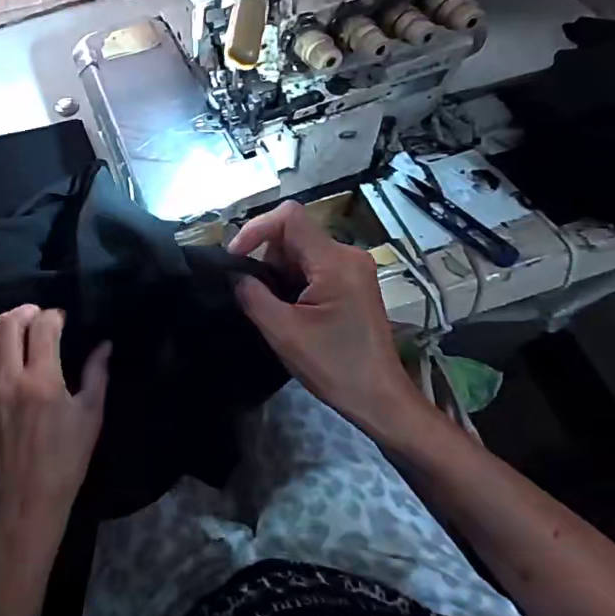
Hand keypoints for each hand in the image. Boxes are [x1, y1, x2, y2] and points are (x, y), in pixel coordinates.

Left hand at [0, 305, 110, 551]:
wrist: (26, 500)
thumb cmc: (66, 460)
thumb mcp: (90, 417)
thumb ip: (97, 375)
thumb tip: (104, 344)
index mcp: (42, 382)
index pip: (42, 326)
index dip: (53, 316)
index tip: (61, 320)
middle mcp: (8, 381)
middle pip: (7, 323)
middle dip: (25, 312)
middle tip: (37, 318)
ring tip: (13, 334)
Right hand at [230, 201, 429, 442]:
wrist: (380, 399)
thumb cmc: (334, 367)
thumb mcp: (283, 332)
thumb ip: (252, 295)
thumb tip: (234, 273)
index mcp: (335, 262)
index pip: (289, 216)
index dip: (256, 229)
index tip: (237, 258)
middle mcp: (348, 255)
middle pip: (294, 232)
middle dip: (266, 256)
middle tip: (255, 292)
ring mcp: (354, 267)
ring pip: (301, 248)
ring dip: (279, 270)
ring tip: (275, 306)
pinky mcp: (354, 280)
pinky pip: (314, 263)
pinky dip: (294, 278)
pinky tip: (292, 308)